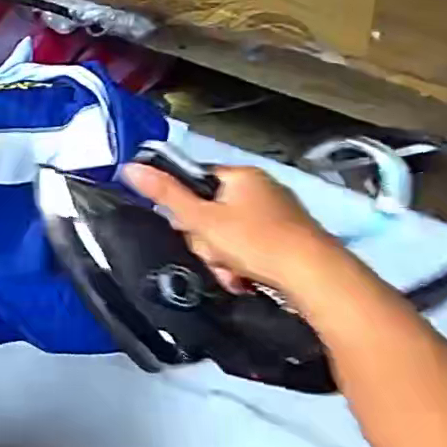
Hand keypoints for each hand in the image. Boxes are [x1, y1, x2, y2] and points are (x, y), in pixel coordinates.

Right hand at [121, 162, 342, 294]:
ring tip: (231, 272)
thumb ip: (164, 194)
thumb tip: (129, 167)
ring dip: (220, 257)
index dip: (183, 206)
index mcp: (242, 176)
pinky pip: (248, 248)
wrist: (317, 279)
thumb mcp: (201, 219)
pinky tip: (244, 278)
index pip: (194, 181)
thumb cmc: (256, 242)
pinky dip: (241, 265)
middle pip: (208, 211)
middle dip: (204, 239)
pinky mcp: (288, 240)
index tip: (186, 225)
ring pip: (226, 234)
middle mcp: (262, 189)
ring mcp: (278, 215)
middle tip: (212, 252)